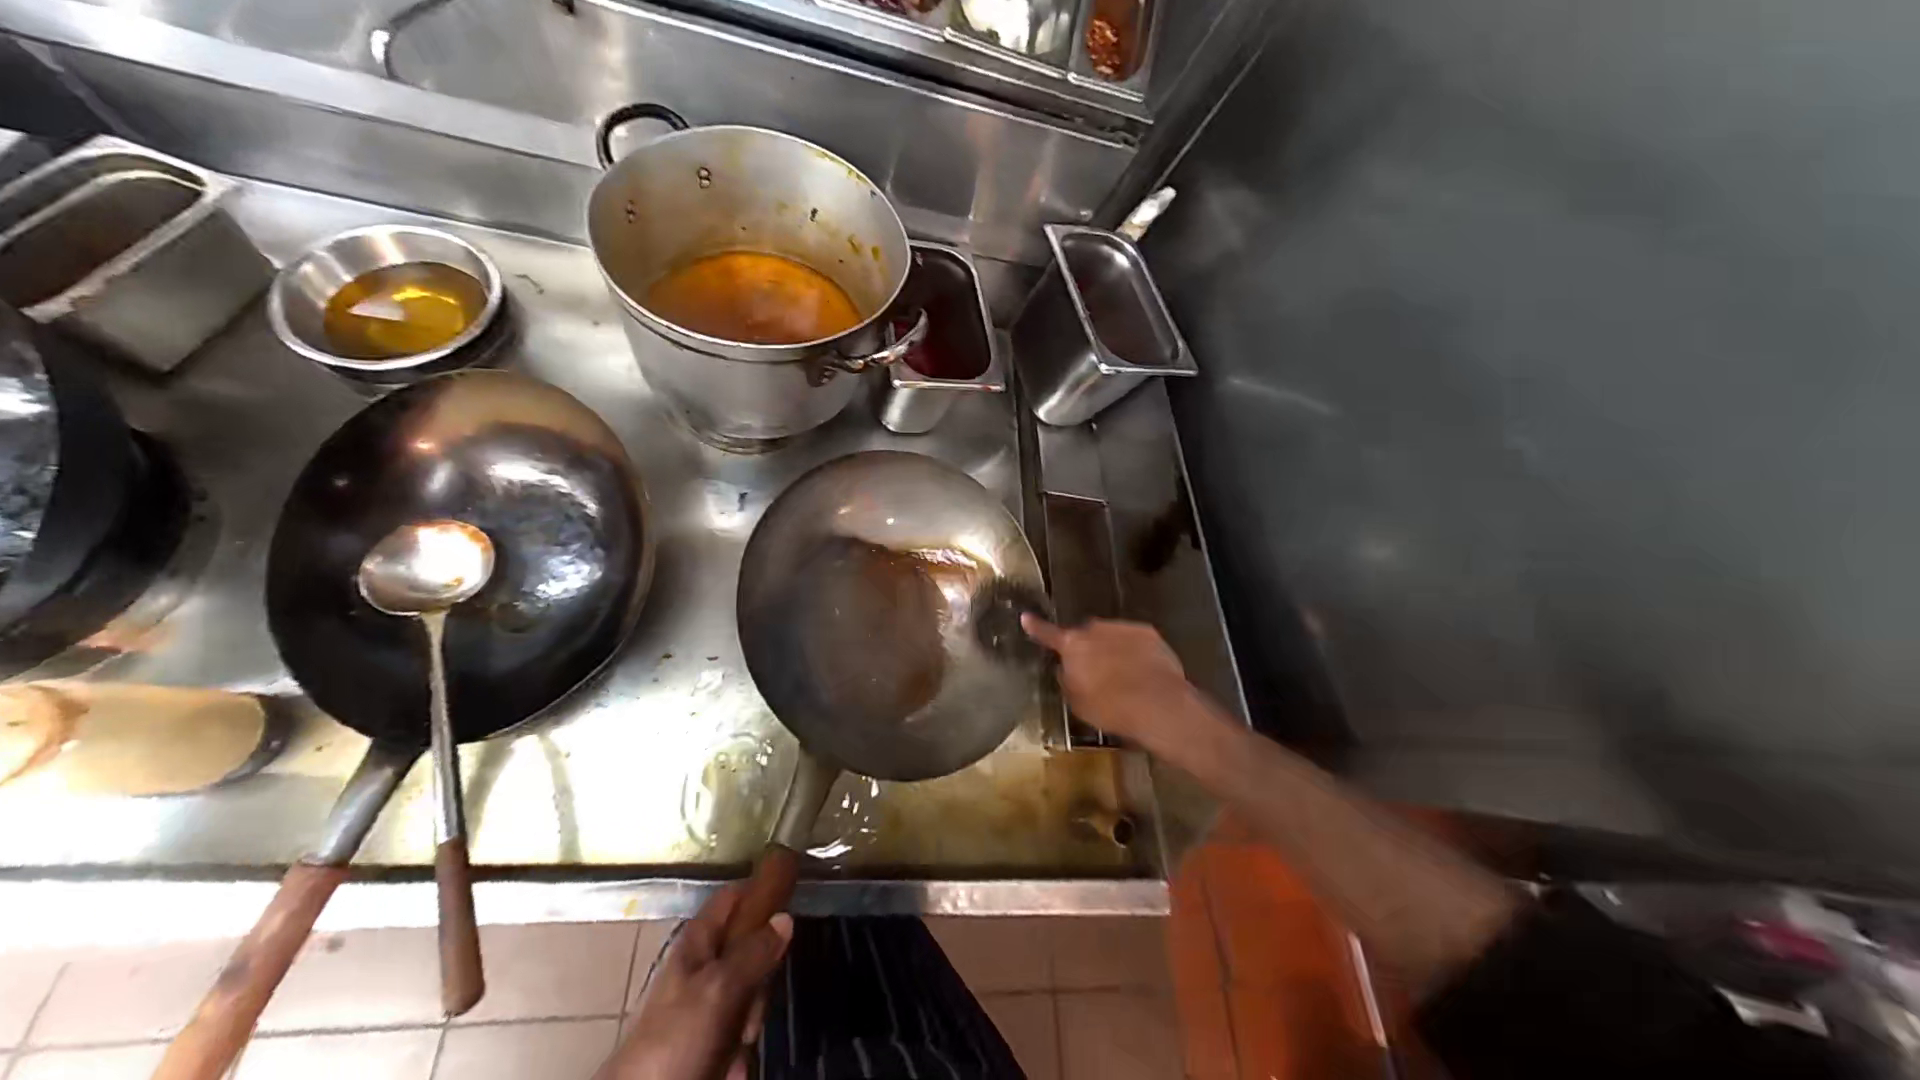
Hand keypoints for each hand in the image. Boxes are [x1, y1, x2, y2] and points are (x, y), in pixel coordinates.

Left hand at [596, 885, 792, 1079]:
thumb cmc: (674, 1041)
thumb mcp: (720, 989)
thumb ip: (754, 952)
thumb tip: (785, 917)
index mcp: (697, 943)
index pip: (734, 897)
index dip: (761, 889)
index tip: (794, 892)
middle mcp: (702, 968)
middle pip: (752, 951)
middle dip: (761, 978)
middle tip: (753, 1004)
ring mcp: (705, 1008)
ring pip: (752, 996)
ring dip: (750, 1023)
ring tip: (736, 1045)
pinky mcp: (709, 1044)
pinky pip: (742, 1036)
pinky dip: (739, 1056)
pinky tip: (728, 1072)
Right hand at [1021, 616, 1205, 753]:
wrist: (1159, 705)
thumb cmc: (1111, 709)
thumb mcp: (1077, 702)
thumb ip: (1067, 680)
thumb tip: (1066, 668)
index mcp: (1073, 647)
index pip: (1048, 634)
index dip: (1035, 627)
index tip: (1025, 616)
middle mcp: (1095, 630)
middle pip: (1085, 635)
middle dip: (1087, 648)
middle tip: (1096, 672)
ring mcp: (1123, 628)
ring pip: (1111, 635)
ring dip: (1112, 649)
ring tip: (1124, 676)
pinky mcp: (1149, 633)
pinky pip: (1134, 639)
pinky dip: (1134, 651)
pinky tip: (1142, 671)